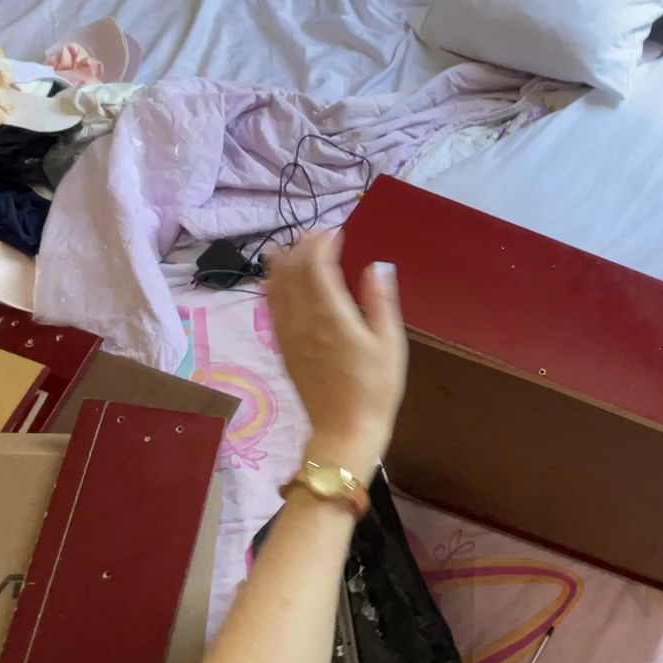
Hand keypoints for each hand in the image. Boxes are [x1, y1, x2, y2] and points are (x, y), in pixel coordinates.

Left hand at [265, 231, 406, 474]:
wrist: (345, 429)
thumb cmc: (376, 388)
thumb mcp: (390, 344)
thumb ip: (381, 302)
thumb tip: (378, 267)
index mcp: (333, 316)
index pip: (318, 266)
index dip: (323, 244)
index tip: (336, 232)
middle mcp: (305, 320)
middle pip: (294, 273)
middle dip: (303, 248)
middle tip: (318, 235)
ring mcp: (290, 334)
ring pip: (277, 289)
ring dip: (282, 264)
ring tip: (289, 248)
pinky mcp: (284, 348)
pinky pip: (272, 309)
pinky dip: (272, 288)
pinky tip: (274, 281)